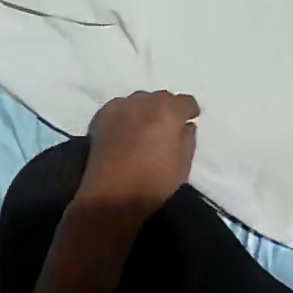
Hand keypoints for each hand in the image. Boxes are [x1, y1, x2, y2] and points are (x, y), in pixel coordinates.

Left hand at [72, 91, 200, 221]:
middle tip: (167, 128)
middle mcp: (145, 101)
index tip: (189, 121)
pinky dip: (126, 114)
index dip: (189, 112)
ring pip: (140, 100)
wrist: (112, 196)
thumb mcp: (184, 163)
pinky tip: (125, 130)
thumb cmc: (154, 182)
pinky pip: (121, 107)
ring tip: (145, 128)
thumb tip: (185, 125)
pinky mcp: (102, 115)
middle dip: (168, 109)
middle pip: (162, 97)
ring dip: (146, 110)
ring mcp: (121, 106)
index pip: (186, 101)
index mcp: (169, 111)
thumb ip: (188, 138)